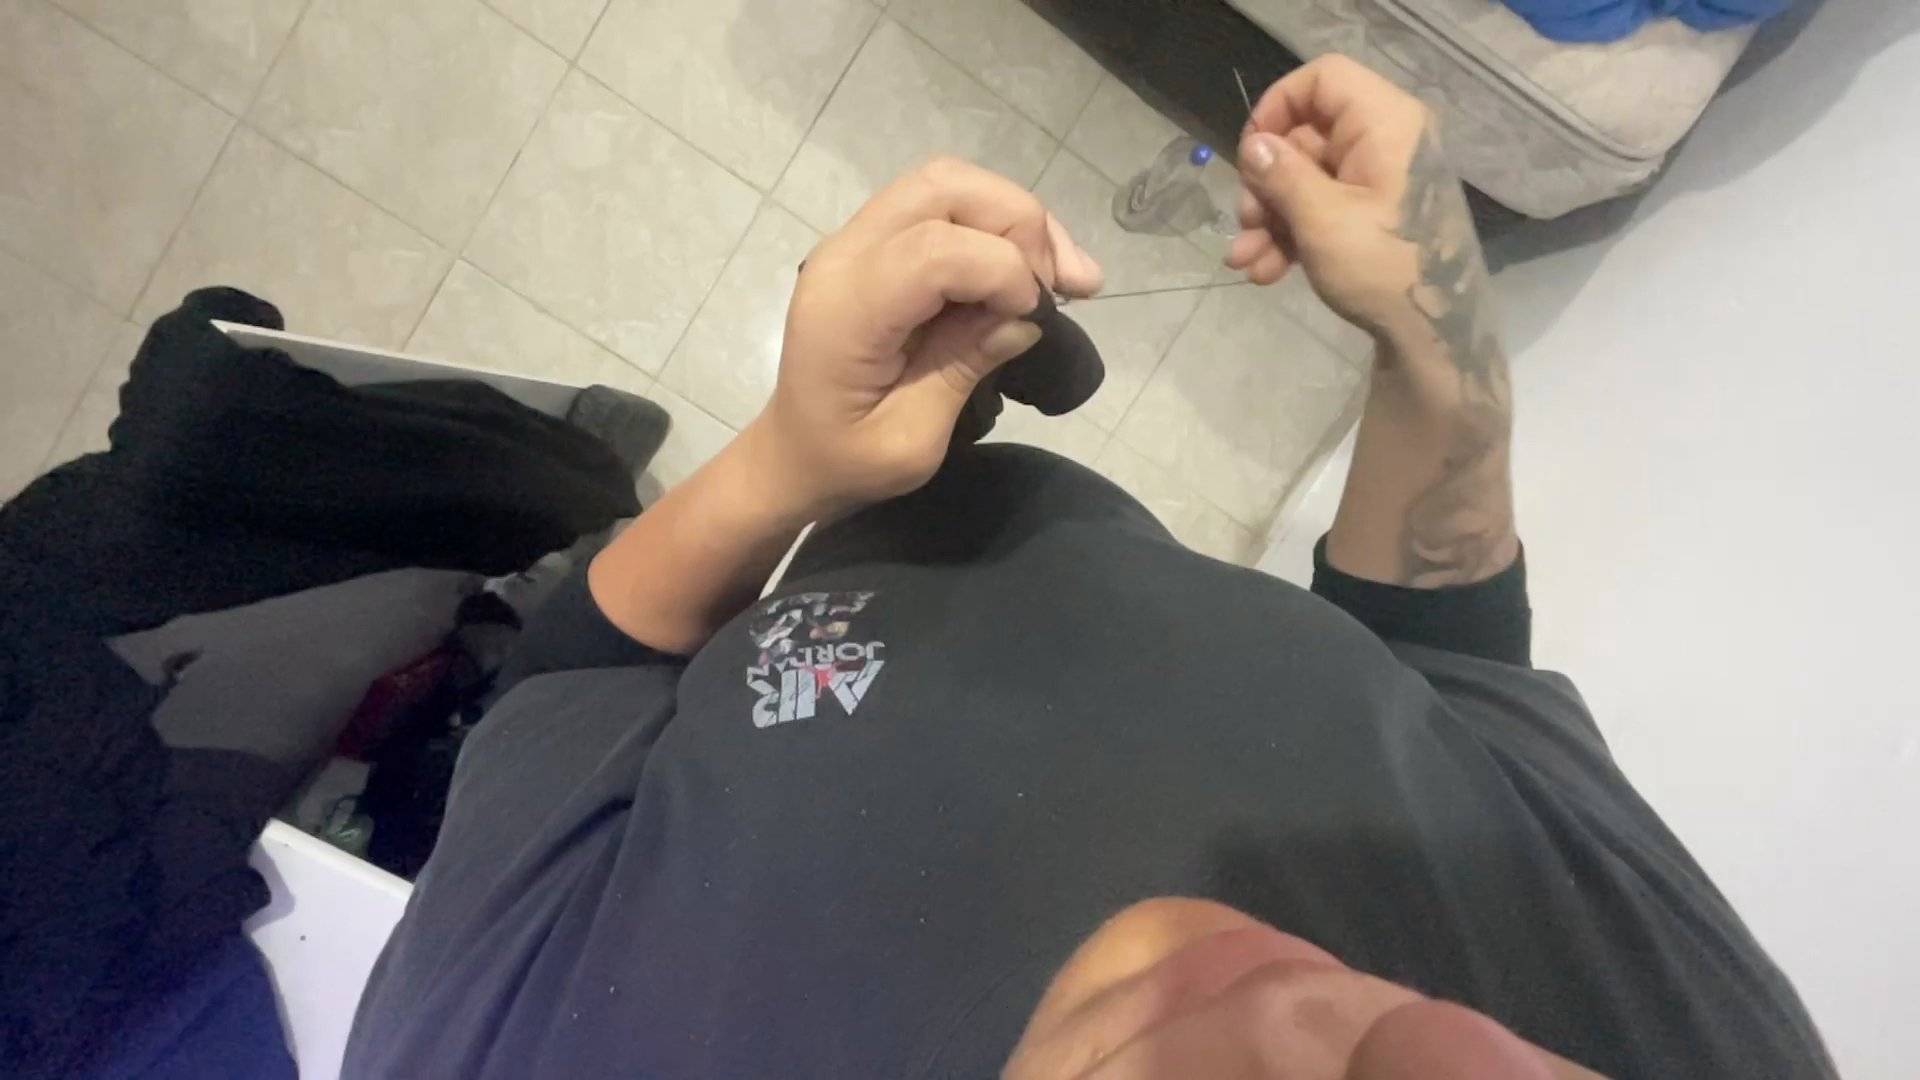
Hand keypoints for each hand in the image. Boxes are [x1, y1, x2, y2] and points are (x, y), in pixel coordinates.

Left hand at [747, 157, 1102, 515]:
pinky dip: (995, 229)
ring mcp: (854, 243)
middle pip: (945, 189)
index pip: (934, 250)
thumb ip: (963, 368)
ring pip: (948, 186)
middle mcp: (844, 256)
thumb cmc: (848, 463)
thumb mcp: (912, 440)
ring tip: (1063, 274)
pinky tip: (1031, 269)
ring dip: (1016, 220)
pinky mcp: (872, 247)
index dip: (1003, 270)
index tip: (1040, 317)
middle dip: (1022, 225)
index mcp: (845, 312)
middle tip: (1068, 285)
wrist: (794, 455)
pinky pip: (941, 209)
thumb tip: (1026, 317)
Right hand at [1226, 55, 1484, 350]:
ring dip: (1267, 222)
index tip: (1248, 155)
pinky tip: (1265, 272)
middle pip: (1303, 139)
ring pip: (1301, 182)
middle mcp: (1379, 142)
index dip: (1277, 108)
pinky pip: (1314, 210)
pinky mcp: (1364, 215)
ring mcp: (1371, 181)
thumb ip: (1283, 177)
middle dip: (1264, 187)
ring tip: (1247, 261)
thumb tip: (1252, 145)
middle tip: (1246, 225)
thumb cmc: (1381, 266)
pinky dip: (1285, 238)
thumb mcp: (1323, 221)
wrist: (1427, 328)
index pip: (1322, 80)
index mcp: (1383, 124)